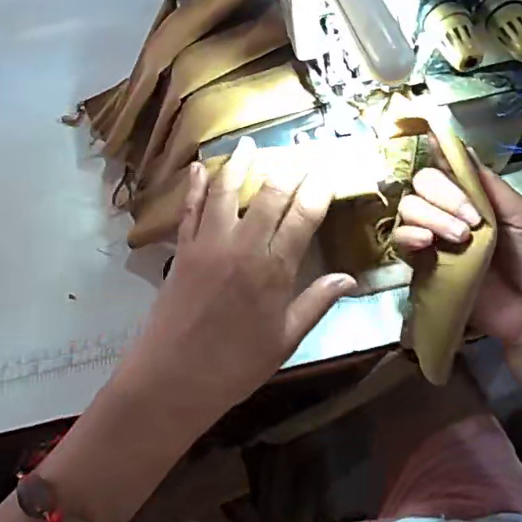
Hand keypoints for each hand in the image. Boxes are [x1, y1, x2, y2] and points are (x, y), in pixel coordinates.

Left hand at [113, 138, 356, 428]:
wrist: (172, 379)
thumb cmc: (235, 366)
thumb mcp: (285, 339)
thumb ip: (316, 302)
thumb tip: (349, 279)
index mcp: (273, 269)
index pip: (303, 217)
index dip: (318, 190)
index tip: (328, 171)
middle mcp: (243, 246)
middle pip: (269, 195)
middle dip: (288, 170)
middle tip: (299, 151)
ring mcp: (208, 243)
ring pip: (226, 191)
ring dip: (239, 163)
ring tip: (250, 143)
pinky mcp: (183, 249)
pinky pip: (190, 208)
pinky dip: (196, 185)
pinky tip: (201, 167)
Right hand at [392, 161, 521, 352]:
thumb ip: (492, 187)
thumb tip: (464, 150)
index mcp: (473, 197)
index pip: (447, 167)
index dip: (437, 152)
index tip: (431, 138)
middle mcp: (448, 211)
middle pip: (423, 183)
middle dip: (442, 194)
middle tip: (470, 219)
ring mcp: (434, 237)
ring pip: (410, 208)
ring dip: (431, 215)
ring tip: (459, 237)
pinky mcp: (422, 263)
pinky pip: (401, 240)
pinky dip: (409, 235)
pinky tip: (426, 242)